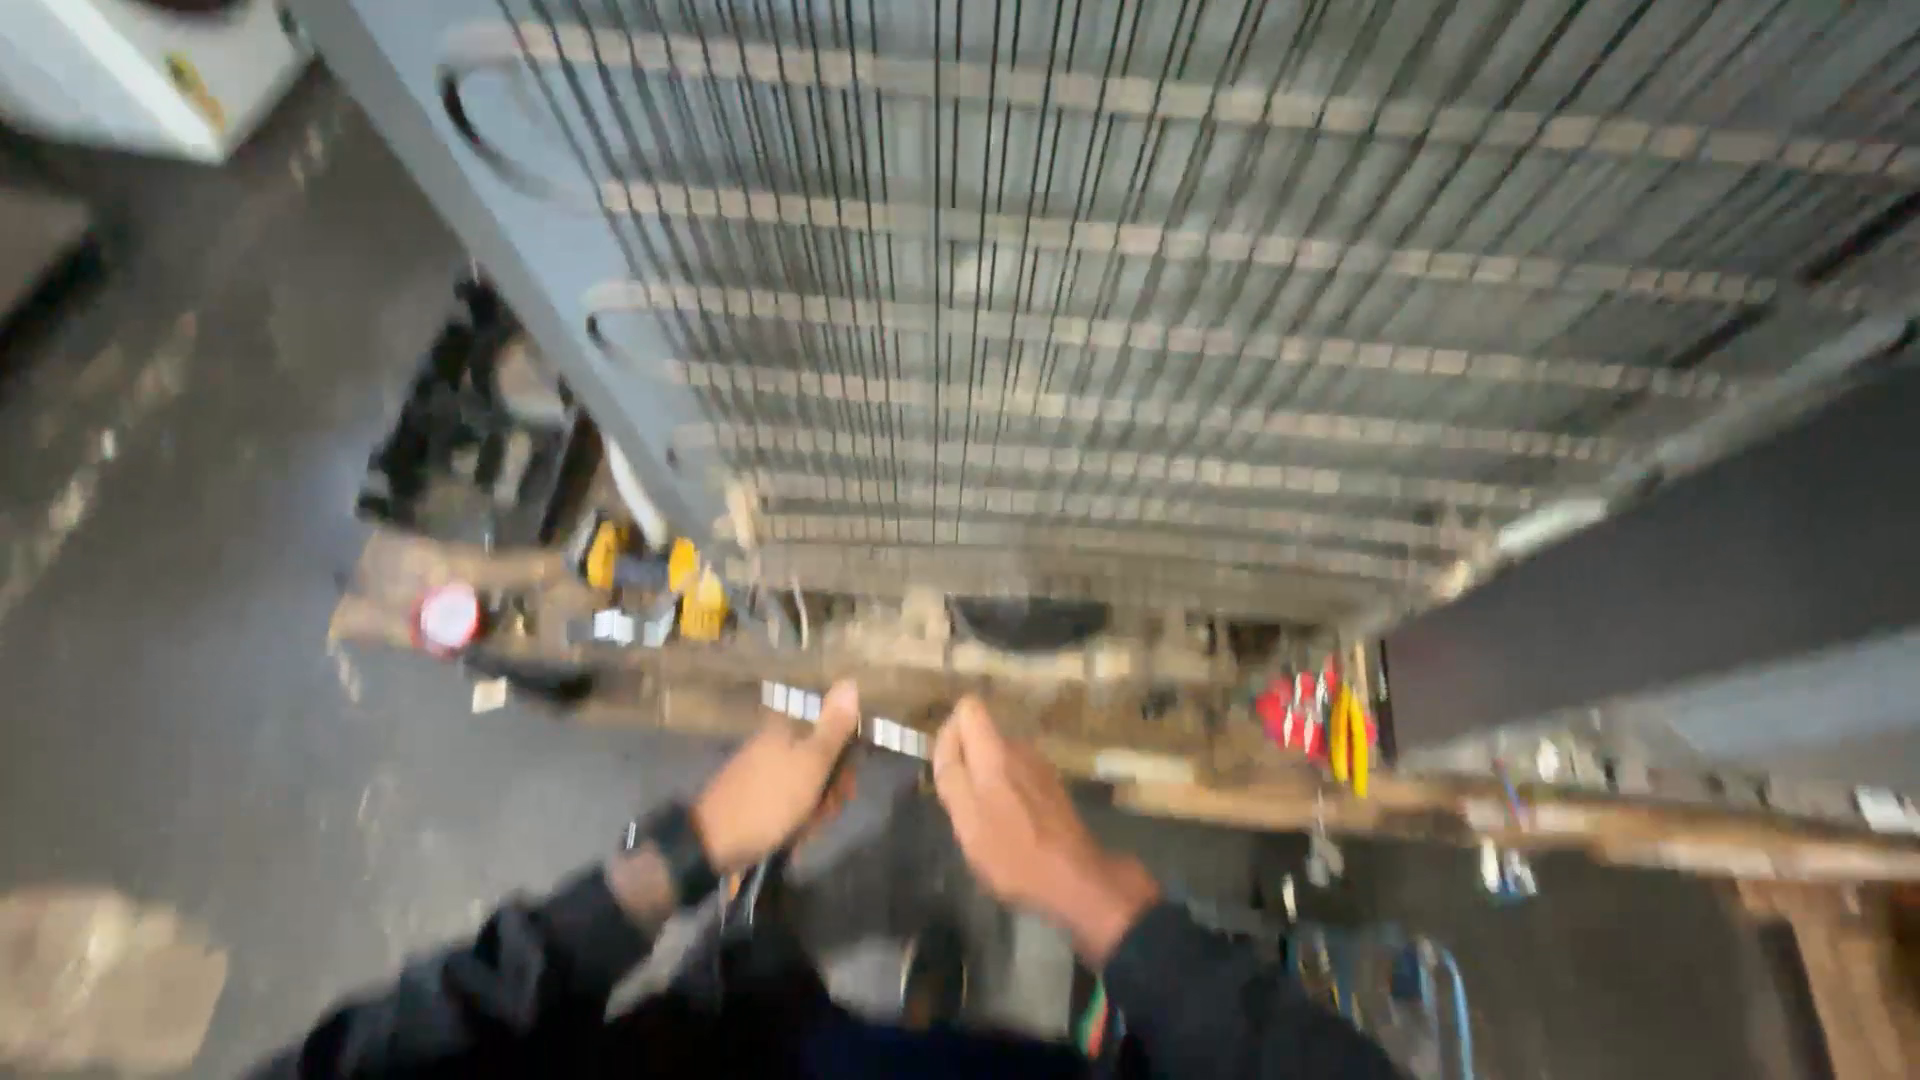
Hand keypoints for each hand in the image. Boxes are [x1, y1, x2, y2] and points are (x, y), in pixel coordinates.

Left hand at [692, 679, 860, 872]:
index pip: (833, 732)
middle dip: (831, 790)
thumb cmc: (768, 800)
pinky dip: (797, 817)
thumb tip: (850, 681)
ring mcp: (764, 770)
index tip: (847, 786)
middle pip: (822, 760)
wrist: (711, 844)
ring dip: (816, 808)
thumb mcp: (810, 762)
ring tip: (807, 829)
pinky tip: (794, 835)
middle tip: (826, 812)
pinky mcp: (756, 795)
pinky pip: (790, 801)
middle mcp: (775, 742)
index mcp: (787, 727)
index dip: (847, 760)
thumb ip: (834, 726)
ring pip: (808, 784)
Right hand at [932, 697, 1159, 964]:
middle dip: (967, 760)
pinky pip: (1017, 774)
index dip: (951, 731)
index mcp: (995, 751)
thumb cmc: (1011, 851)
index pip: (969, 707)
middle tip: (964, 805)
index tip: (948, 767)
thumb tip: (947, 737)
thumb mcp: (966, 818)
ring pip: (999, 756)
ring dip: (987, 779)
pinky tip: (1012, 825)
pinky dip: (1008, 791)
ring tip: (988, 821)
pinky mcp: (1052, 784)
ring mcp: (1039, 765)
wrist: (1074, 878)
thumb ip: (952, 773)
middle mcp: (1019, 747)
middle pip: (982, 733)